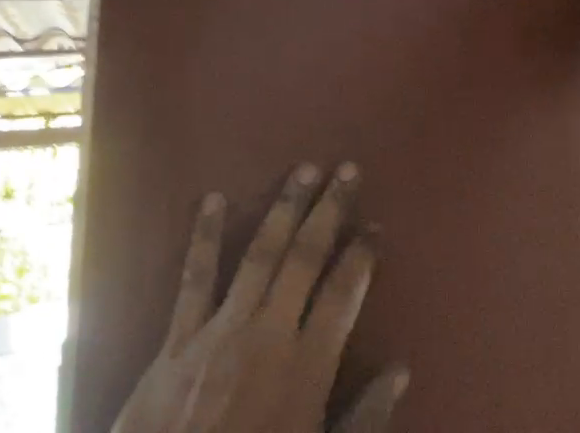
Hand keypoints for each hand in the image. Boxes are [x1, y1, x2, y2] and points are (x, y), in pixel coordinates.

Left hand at [112, 162, 408, 432]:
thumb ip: (364, 416)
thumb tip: (401, 370)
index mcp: (308, 364)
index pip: (344, 292)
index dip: (362, 256)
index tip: (375, 227)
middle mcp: (269, 334)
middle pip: (305, 258)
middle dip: (329, 211)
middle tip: (346, 170)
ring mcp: (221, 330)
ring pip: (260, 255)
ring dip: (284, 209)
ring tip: (303, 170)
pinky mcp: (178, 339)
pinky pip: (194, 279)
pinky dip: (205, 237)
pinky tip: (213, 199)